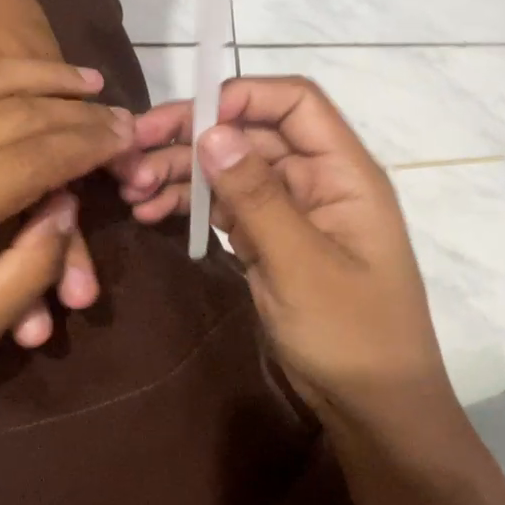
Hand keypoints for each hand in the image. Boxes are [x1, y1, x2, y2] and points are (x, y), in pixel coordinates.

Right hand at [123, 77, 447, 406]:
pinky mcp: (269, 239)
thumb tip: (211, 131)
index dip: (239, 97)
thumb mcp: (301, 264)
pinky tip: (151, 211)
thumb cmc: (351, 334)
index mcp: (342, 173)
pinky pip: (224, 205)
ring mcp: (290, 211)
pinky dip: (188, 204)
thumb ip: (256, 195)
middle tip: (131, 153)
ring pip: (229, 169)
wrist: (373, 408)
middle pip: (248, 133)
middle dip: (190, 138)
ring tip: (131, 189)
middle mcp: (315, 180)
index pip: (294, 103)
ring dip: (180, 173)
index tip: (184, 120)